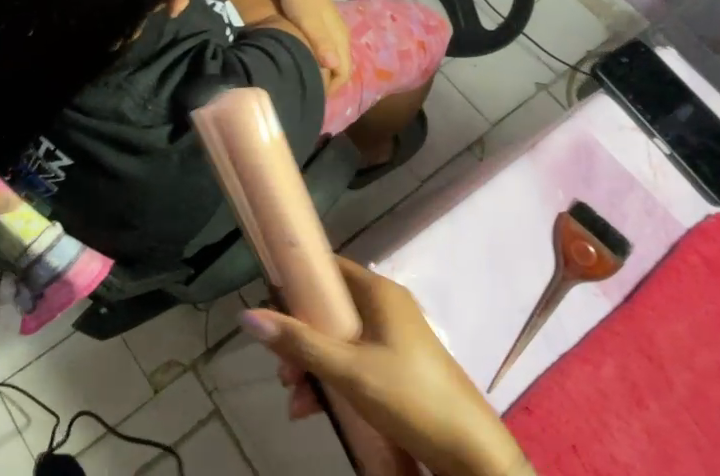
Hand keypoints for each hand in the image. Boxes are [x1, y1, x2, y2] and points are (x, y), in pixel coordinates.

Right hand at [241, 258, 527, 475]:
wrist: (473, 453)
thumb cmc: (410, 396)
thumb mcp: (347, 370)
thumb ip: (298, 342)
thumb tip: (246, 315)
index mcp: (378, 293)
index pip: (326, 267)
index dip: (295, 282)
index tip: (269, 306)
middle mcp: (386, 307)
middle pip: (327, 310)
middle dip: (299, 341)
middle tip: (282, 372)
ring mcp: (395, 339)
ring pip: (338, 341)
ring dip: (312, 368)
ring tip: (298, 403)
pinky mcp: (400, 369)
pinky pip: (354, 362)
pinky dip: (333, 381)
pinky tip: (316, 411)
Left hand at [276, 0, 352, 92]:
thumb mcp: (309, 22)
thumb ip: (321, 42)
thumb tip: (333, 66)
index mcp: (340, 37)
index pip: (344, 71)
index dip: (333, 88)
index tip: (317, 99)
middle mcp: (341, 34)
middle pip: (341, 66)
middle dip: (330, 83)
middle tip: (312, 94)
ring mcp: (332, 28)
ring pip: (334, 57)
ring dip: (325, 72)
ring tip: (309, 82)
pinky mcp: (321, 23)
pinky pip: (326, 48)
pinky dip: (320, 59)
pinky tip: (306, 61)